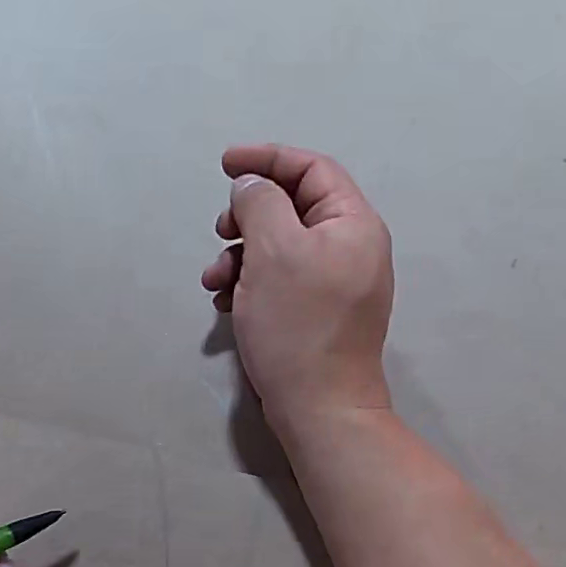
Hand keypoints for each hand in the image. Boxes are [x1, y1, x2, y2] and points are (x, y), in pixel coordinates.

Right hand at [204, 143, 395, 428]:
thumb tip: (251, 186)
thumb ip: (260, 204)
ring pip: (279, 248)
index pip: (311, 169)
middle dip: (248, 217)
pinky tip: (226, 305)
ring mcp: (334, 284)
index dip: (267, 158)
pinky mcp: (316, 314)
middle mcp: (349, 248)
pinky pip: (280, 282)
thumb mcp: (274, 252)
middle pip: (293, 209)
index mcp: (352, 224)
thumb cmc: (297, 326)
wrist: (319, 408)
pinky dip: (250, 285)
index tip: (225, 164)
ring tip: (214, 283)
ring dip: (240, 256)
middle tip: (220, 232)